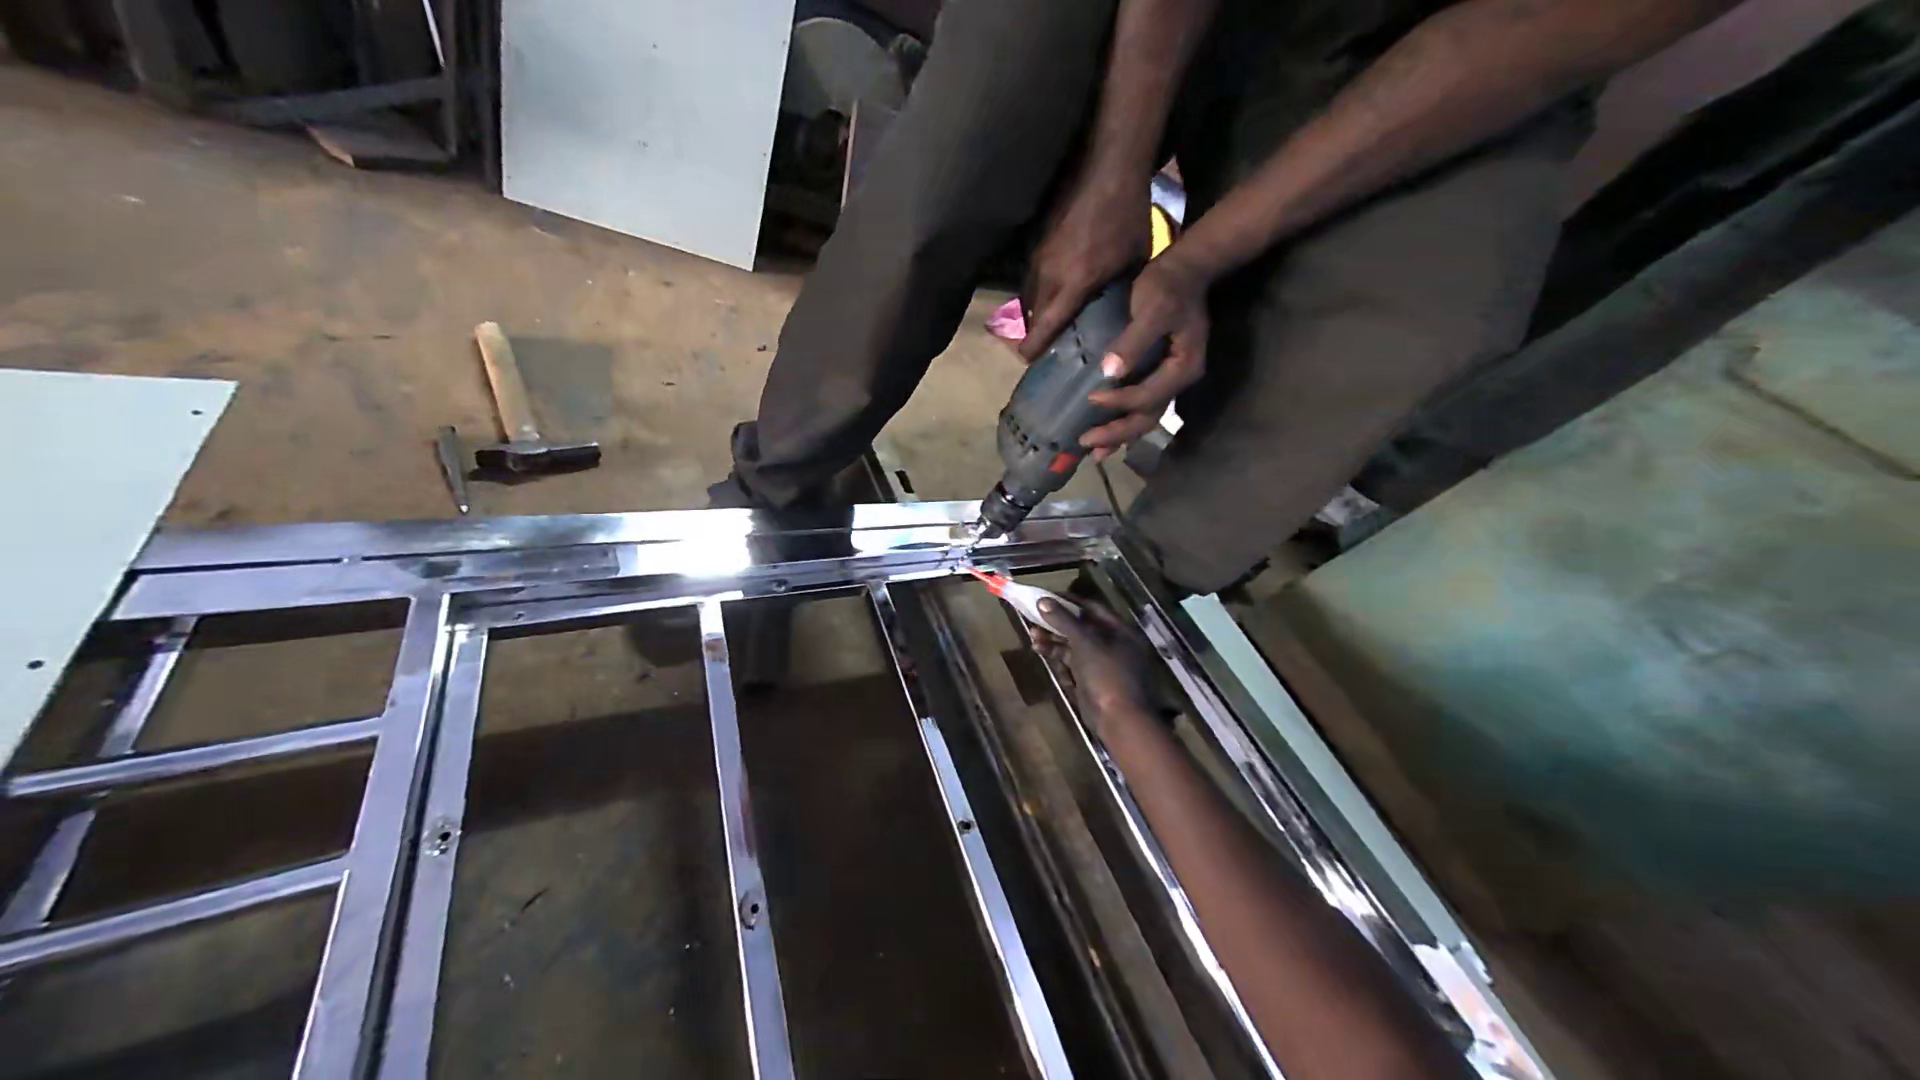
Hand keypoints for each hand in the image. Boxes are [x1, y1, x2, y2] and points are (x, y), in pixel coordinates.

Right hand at [1019, 169, 1150, 361]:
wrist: (1109, 169)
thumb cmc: (1128, 217)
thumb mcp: (1132, 263)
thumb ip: (1118, 293)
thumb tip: (1116, 316)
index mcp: (1074, 282)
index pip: (1044, 326)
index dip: (1033, 347)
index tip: (1029, 361)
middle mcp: (1049, 273)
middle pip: (1032, 316)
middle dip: (1034, 335)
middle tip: (1045, 349)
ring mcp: (1040, 257)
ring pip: (1029, 298)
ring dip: (1036, 314)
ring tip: (1046, 328)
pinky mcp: (1038, 244)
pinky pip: (1032, 278)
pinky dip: (1038, 293)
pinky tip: (1052, 297)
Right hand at [1029, 599, 1160, 731]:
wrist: (1119, 719)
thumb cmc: (1107, 673)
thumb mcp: (1085, 642)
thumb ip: (1064, 620)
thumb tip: (1043, 600)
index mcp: (1119, 631)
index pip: (1091, 608)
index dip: (1068, 601)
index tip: (1046, 597)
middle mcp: (1112, 645)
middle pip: (1080, 628)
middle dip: (1056, 623)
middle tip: (1033, 618)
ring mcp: (1101, 664)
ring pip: (1073, 647)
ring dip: (1053, 641)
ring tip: (1032, 637)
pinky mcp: (1091, 681)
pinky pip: (1072, 664)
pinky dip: (1057, 658)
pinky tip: (1040, 651)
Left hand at [1082, 253, 1210, 459]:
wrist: (1186, 269)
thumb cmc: (1168, 287)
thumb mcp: (1152, 310)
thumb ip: (1133, 342)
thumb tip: (1110, 372)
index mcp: (1182, 368)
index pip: (1147, 396)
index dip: (1119, 402)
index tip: (1091, 398)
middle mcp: (1179, 380)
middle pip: (1147, 418)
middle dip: (1116, 434)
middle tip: (1085, 445)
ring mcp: (1170, 380)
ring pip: (1145, 417)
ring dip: (1120, 436)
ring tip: (1095, 454)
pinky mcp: (1159, 375)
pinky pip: (1142, 406)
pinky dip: (1124, 421)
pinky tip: (1107, 433)